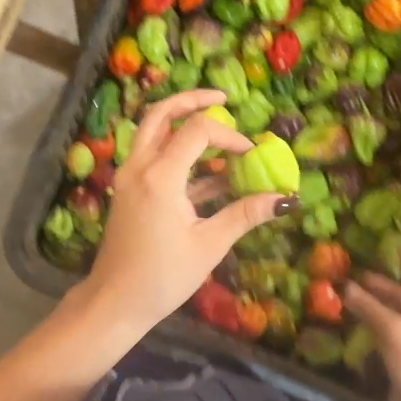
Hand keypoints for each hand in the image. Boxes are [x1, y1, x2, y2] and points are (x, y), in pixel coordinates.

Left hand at [76, 90, 289, 333]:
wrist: (114, 301)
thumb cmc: (162, 276)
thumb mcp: (209, 245)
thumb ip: (244, 214)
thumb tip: (285, 198)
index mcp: (159, 176)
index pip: (197, 131)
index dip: (229, 136)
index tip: (252, 154)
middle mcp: (139, 166)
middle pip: (161, 114)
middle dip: (192, 101)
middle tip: (223, 99)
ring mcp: (129, 176)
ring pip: (152, 131)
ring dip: (182, 125)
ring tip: (219, 134)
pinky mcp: (128, 189)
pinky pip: (151, 156)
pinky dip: (177, 153)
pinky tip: (211, 174)